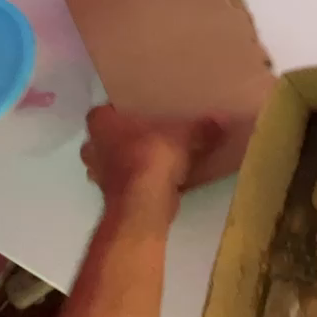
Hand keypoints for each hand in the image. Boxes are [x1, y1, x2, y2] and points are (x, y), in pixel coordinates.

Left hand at [80, 105, 224, 199]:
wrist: (143, 205)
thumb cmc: (153, 157)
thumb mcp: (185, 136)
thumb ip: (202, 127)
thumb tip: (223, 118)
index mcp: (103, 125)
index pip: (101, 112)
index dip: (116, 112)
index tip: (136, 112)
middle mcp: (93, 148)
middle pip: (102, 139)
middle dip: (120, 138)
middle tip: (145, 135)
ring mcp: (99, 176)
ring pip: (109, 163)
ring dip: (124, 162)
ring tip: (151, 159)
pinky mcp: (111, 198)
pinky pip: (122, 184)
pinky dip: (134, 183)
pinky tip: (154, 182)